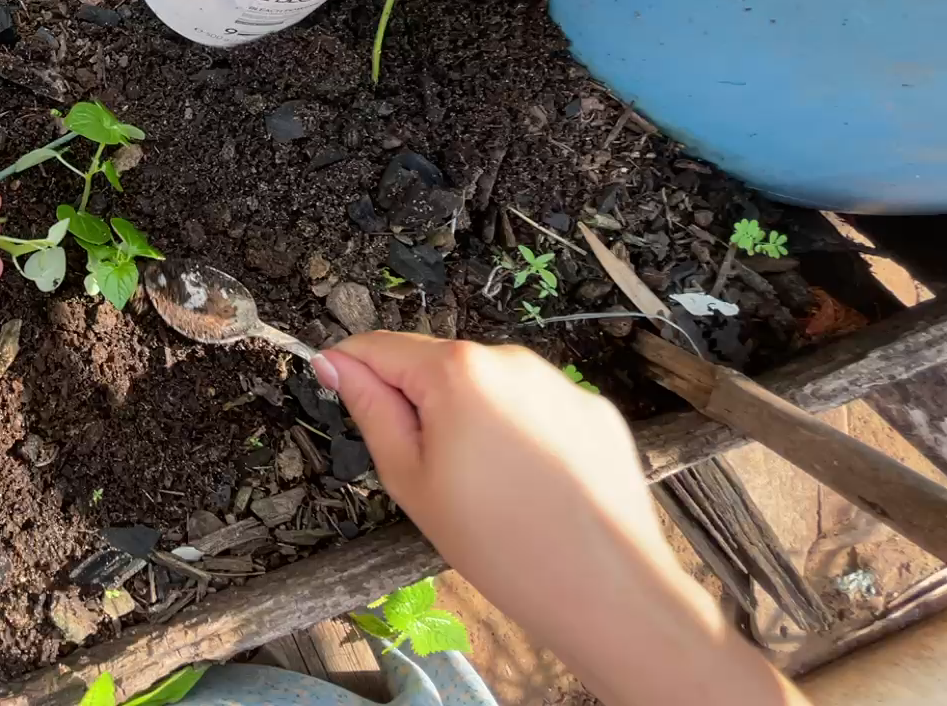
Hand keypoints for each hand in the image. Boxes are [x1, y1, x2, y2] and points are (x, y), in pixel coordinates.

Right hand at [315, 333, 803, 705]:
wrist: (613, 599)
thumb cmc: (495, 543)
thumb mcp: (407, 476)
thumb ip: (368, 407)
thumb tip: (334, 363)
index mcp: (456, 371)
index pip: (378, 345)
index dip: (351, 366)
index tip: (340, 392)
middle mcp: (508, 358)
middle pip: (431, 361)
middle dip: (415, 396)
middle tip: (425, 461)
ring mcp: (557, 379)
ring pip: (480, 380)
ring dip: (464, 409)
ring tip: (482, 474)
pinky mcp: (593, 406)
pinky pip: (529, 400)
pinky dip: (513, 424)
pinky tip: (527, 475)